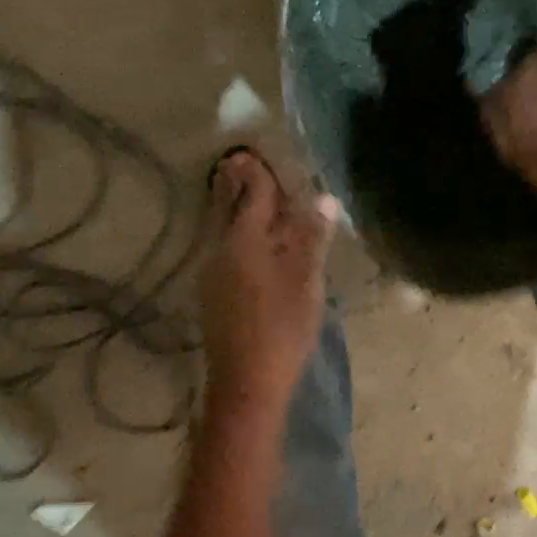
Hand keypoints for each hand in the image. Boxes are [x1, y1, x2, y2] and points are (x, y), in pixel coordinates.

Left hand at [200, 149, 337, 414]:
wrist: (245, 385)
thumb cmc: (281, 327)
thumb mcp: (305, 280)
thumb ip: (311, 236)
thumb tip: (323, 198)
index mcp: (244, 239)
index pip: (252, 194)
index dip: (257, 173)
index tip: (251, 151)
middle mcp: (221, 249)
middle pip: (232, 208)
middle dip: (239, 187)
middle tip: (243, 164)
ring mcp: (213, 273)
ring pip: (228, 231)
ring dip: (240, 212)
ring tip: (256, 201)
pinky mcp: (214, 295)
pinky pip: (227, 250)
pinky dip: (241, 237)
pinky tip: (256, 246)